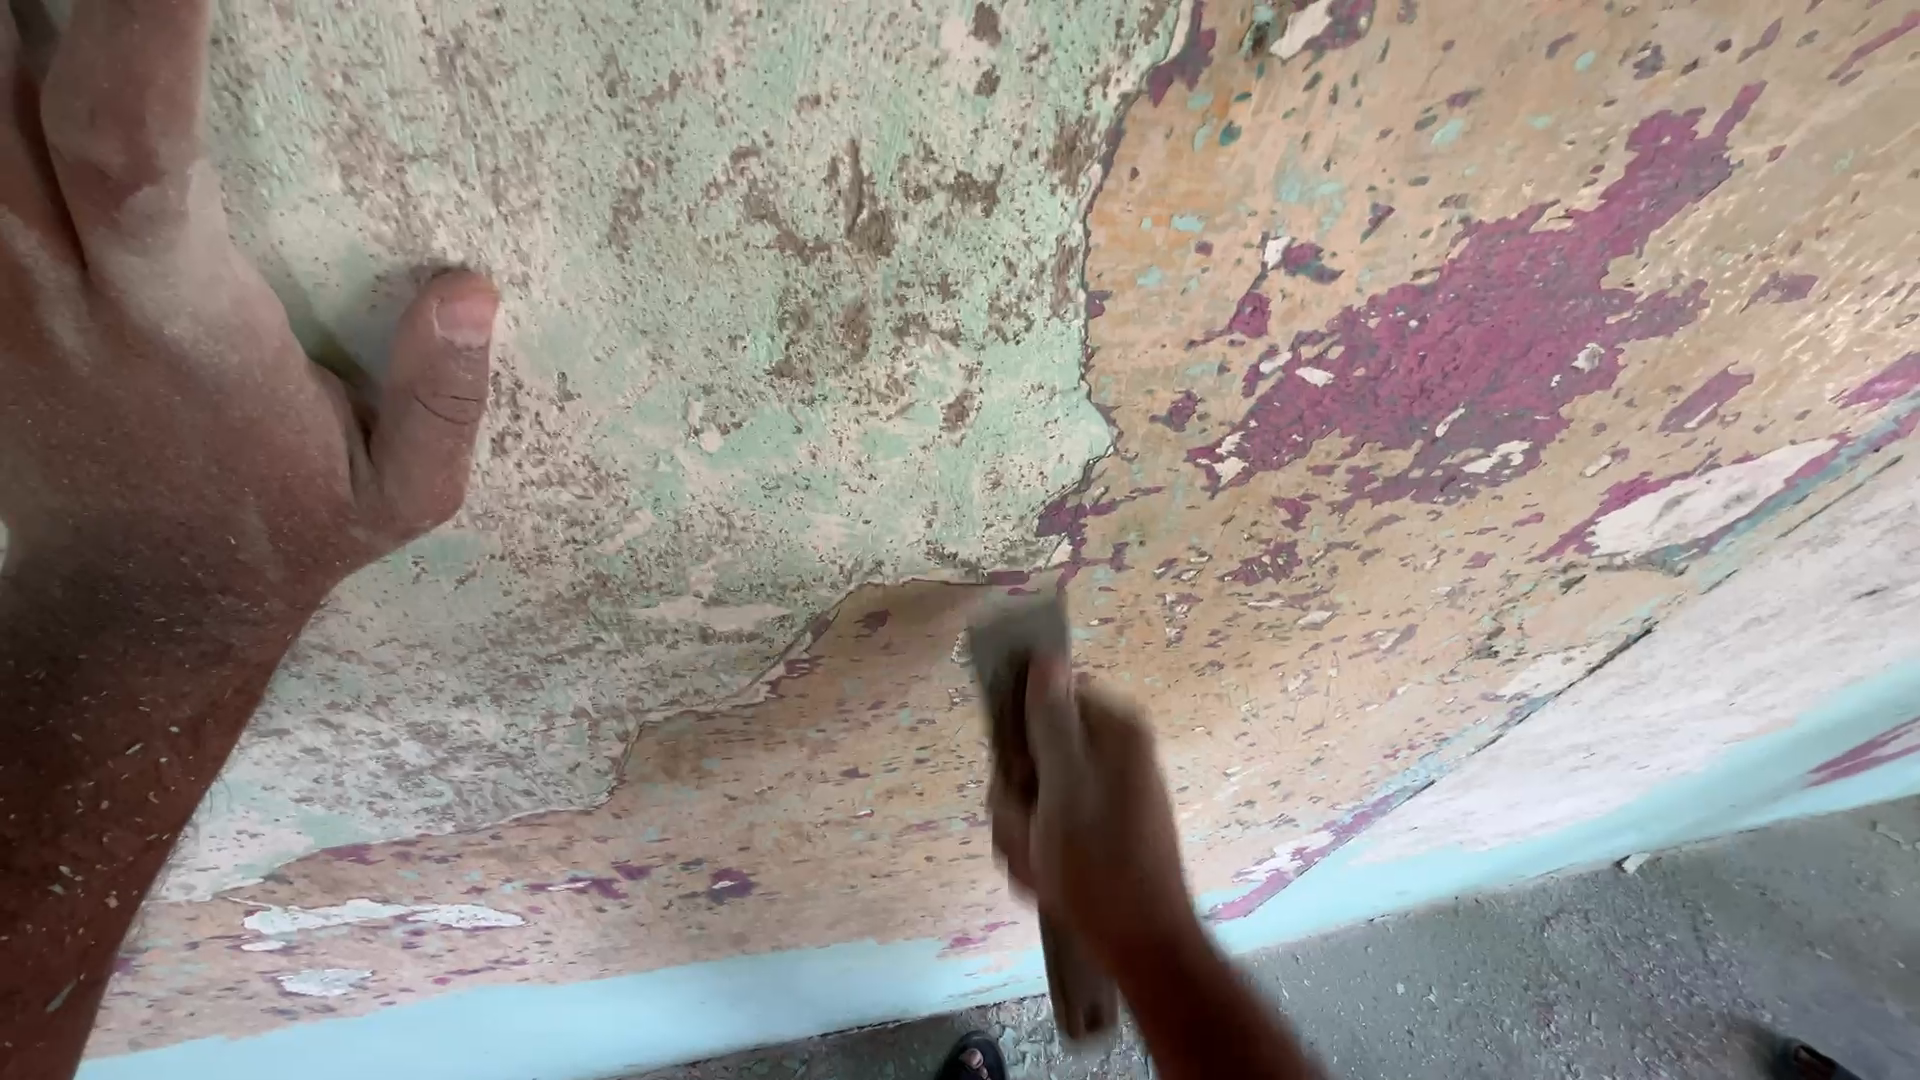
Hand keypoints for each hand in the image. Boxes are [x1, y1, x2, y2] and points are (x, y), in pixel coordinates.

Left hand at [0, 0, 496, 621]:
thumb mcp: (414, 491)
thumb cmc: (298, 530)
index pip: (134, 152)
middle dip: (36, 12)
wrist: (151, 599)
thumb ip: (447, 398)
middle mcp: (58, 291)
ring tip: (60, 18)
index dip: (137, 35)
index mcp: (187, 330)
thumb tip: (475, 289)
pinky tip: (16, 74)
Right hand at [990, 656, 1197, 963]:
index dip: (1021, 728)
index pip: (1047, 693)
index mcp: (1113, 728)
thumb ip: (1050, 719)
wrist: (1140, 946)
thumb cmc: (1098, 864)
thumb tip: (1045, 655)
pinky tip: (1045, 875)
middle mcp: (1112, 749)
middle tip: (1027, 827)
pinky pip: (1047, 819)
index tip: (1017, 769)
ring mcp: (1105, 788)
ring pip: (1033, 787)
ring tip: (1037, 859)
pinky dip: (1037, 846)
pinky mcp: (1097, 823)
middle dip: (1018, 792)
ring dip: (1022, 826)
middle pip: (1034, 744)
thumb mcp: (1064, 785)